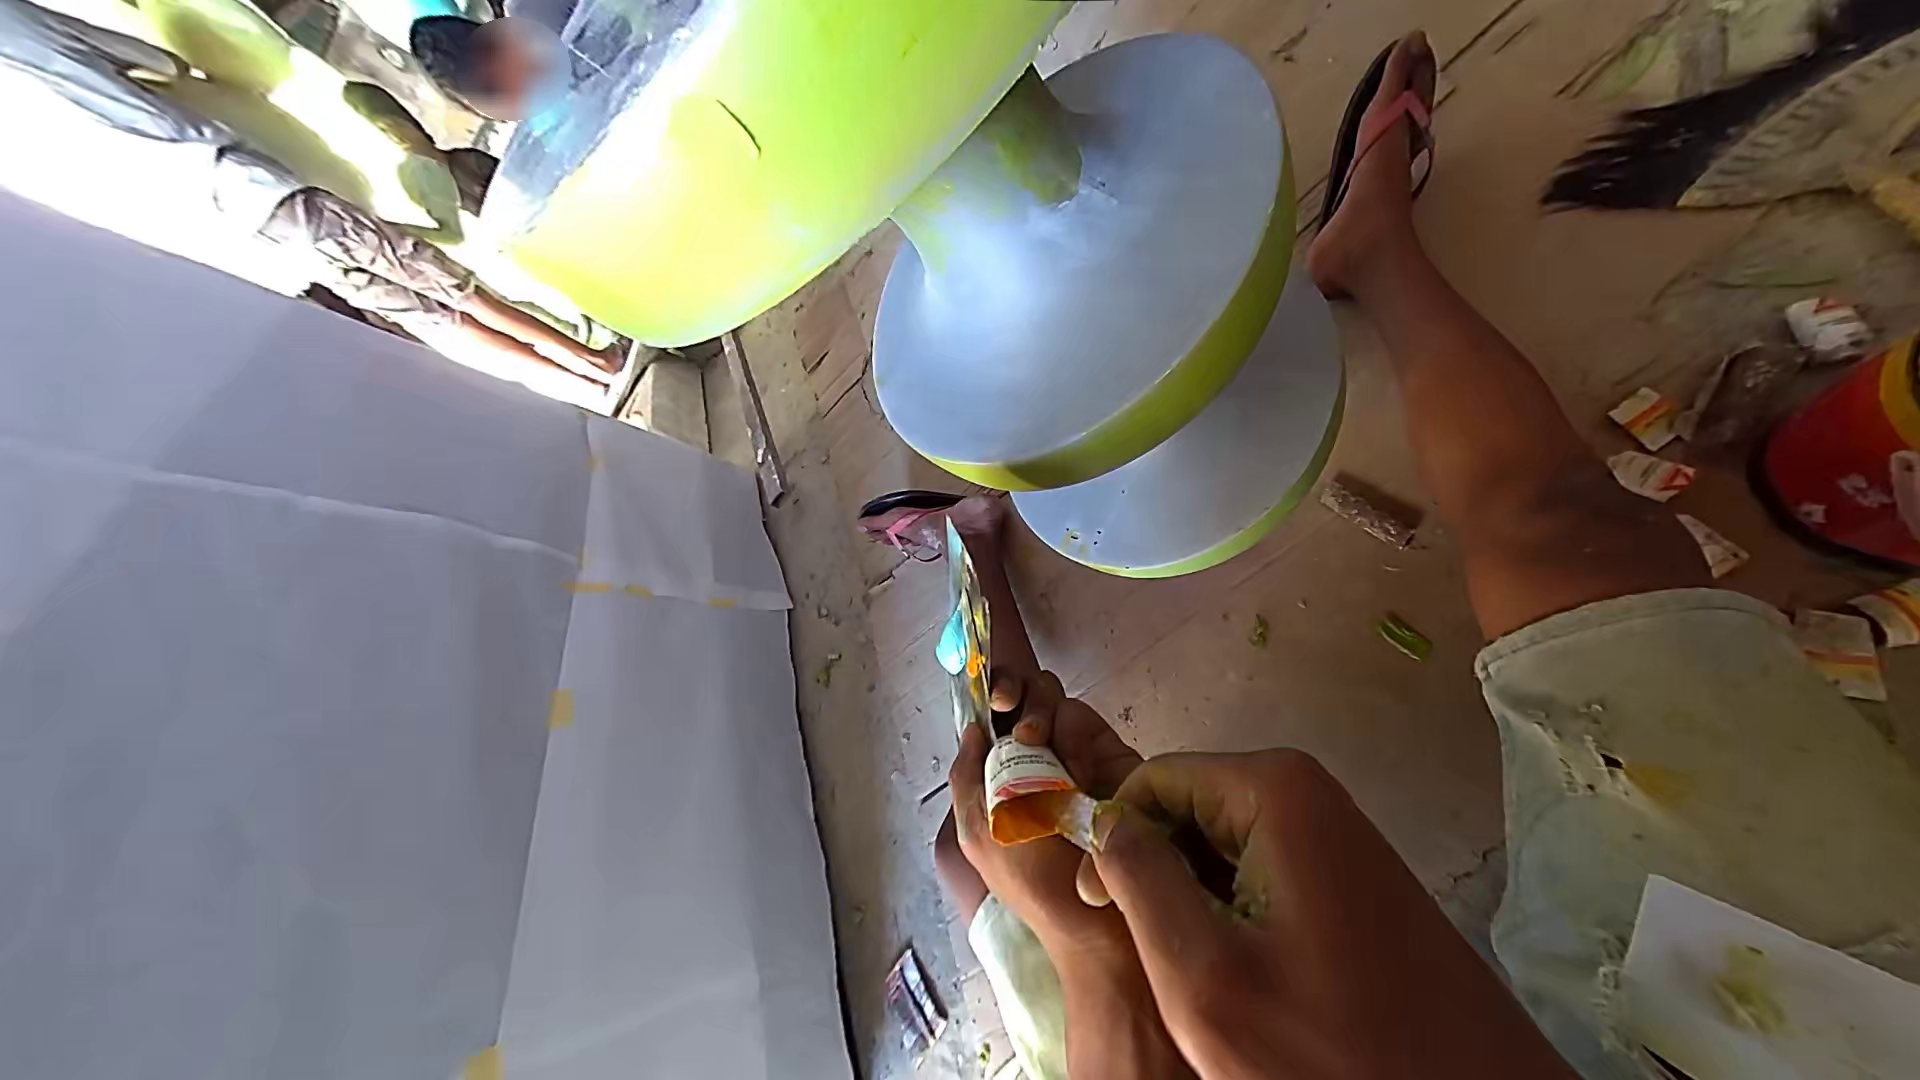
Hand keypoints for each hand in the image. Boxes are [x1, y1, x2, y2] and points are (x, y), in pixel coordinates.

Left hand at [949, 672, 1193, 1079]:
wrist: (1102, 913)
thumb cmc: (1032, 876)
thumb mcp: (979, 831)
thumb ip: (967, 777)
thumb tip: (971, 729)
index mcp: (998, 768)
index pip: (990, 711)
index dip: (987, 695)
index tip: (990, 701)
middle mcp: (1032, 752)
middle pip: (1018, 694)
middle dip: (1012, 692)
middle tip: (1013, 719)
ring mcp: (1067, 748)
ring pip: (1048, 697)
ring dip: (1038, 711)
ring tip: (1039, 742)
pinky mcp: (1103, 750)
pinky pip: (1079, 718)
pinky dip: (1070, 729)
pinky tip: (1072, 759)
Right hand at [1083, 750, 1577, 1079]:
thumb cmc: (1333, 1060)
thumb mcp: (1203, 975)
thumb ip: (1138, 878)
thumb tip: (1103, 821)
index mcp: (1274, 789)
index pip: (1153, 778)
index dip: (1119, 836)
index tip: (1104, 906)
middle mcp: (1308, 792)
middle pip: (1186, 805)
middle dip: (1158, 869)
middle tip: (1156, 952)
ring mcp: (1334, 833)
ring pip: (1218, 840)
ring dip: (1193, 896)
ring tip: (1202, 970)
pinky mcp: (1348, 875)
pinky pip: (1259, 866)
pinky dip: (1232, 908)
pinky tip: (1246, 971)